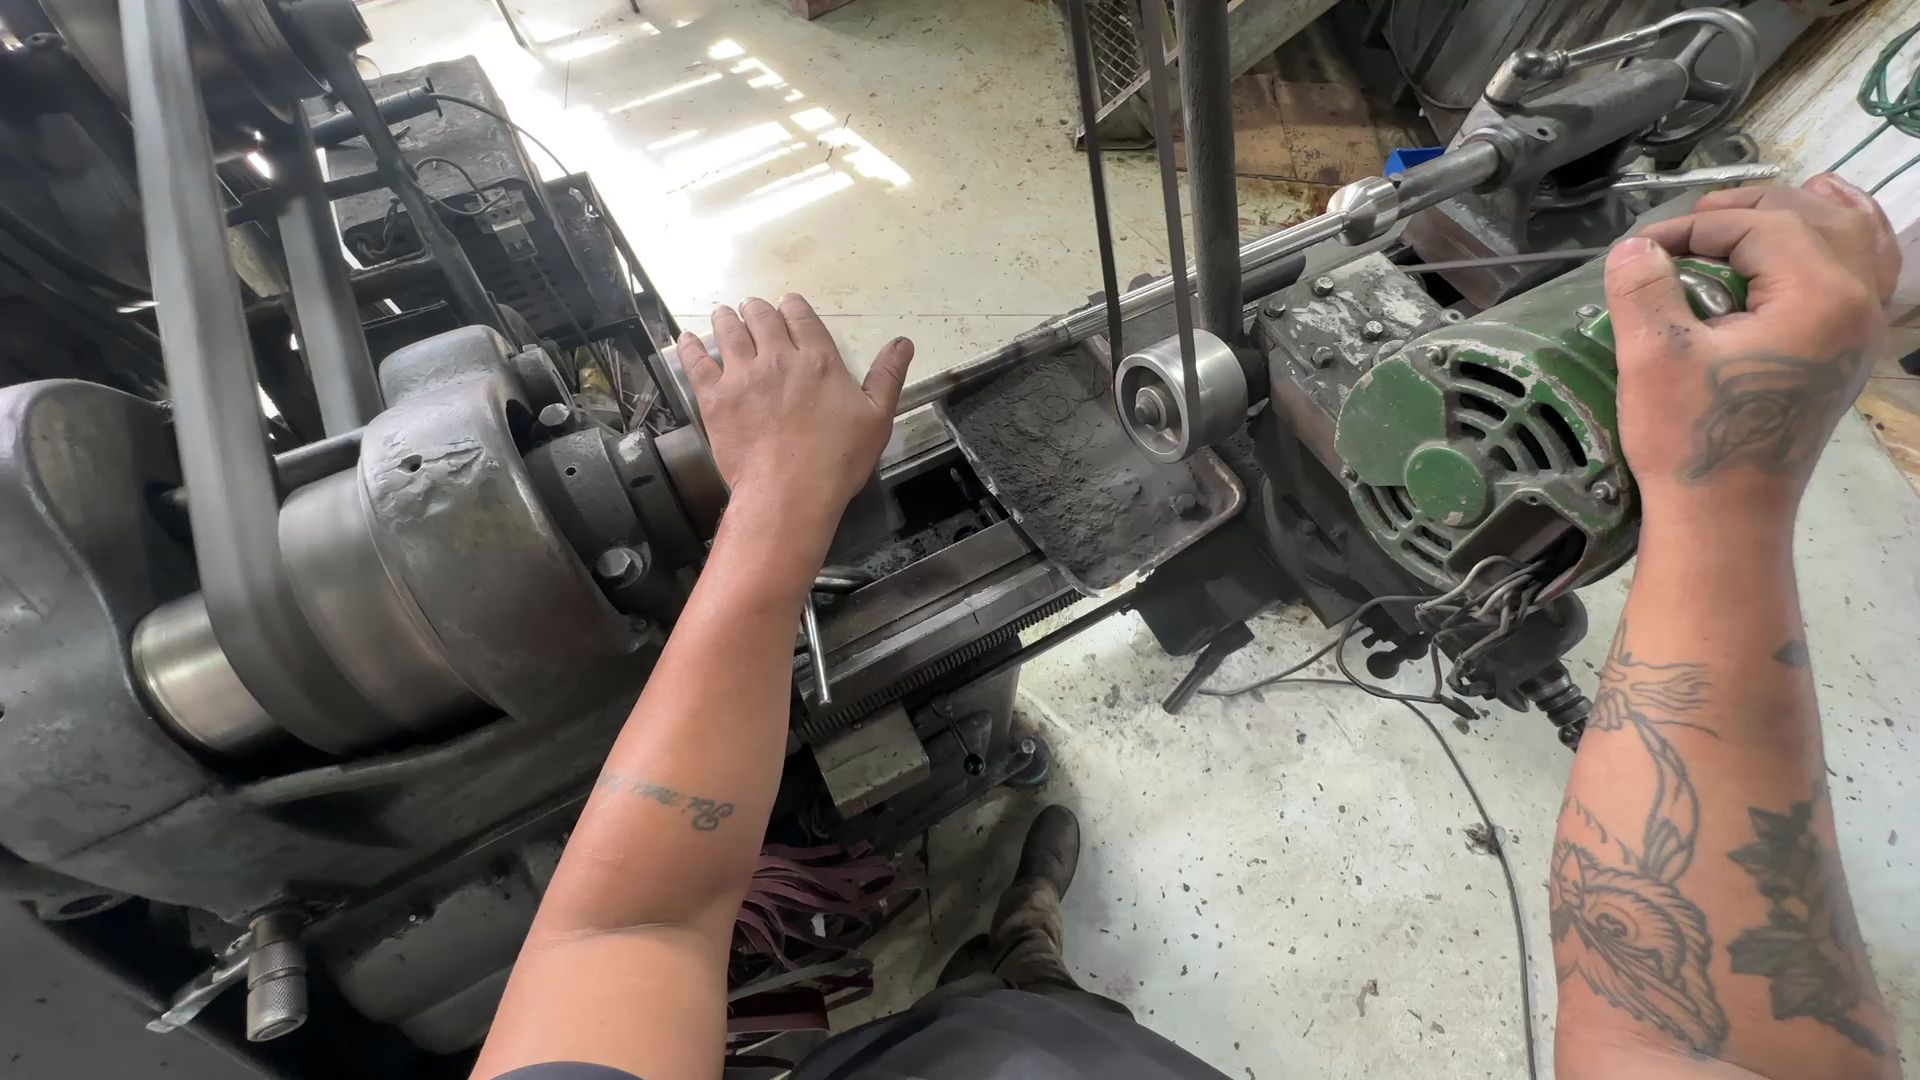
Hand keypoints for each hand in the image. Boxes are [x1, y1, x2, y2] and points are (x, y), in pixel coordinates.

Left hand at [676, 294, 912, 543]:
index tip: (788, 307)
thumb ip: (888, 376)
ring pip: (727, 329)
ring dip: (727, 318)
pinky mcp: (714, 397)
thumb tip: (903, 343)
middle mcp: (777, 357)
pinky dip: (691, 346)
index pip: (800, 315)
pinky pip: (696, 361)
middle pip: (760, 316)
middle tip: (754, 312)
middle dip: (757, 310)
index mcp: (818, 359)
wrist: (790, 493)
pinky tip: (689, 339)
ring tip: (725, 317)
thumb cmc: (838, 460)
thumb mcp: (877, 418)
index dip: (793, 307)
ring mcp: (741, 375)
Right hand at [1604, 174, 1896, 540]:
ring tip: (1770, 198)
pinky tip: (1828, 236)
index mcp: (1817, 294)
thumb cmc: (1688, 433)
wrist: (1725, 505)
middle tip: (1682, 222)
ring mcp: (1861, 326)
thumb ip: (1644, 292)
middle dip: (1745, 210)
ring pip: (1855, 238)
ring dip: (1806, 213)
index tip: (1635, 249)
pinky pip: (1865, 272)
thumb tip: (1632, 247)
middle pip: (1813, 220)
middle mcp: (1857, 299)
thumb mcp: (1652, 358)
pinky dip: (1842, 242)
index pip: (1757, 227)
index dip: (1691, 227)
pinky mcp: (1846, 350)